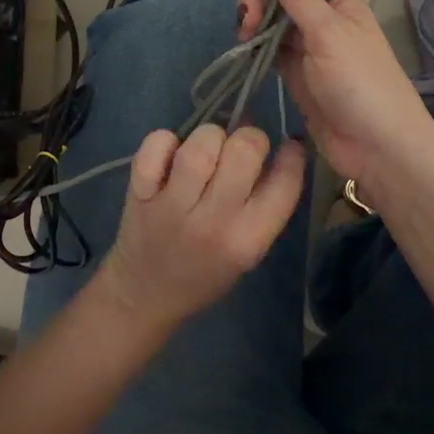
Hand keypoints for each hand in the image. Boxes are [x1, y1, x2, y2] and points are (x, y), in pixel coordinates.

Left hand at [94, 124, 305, 330]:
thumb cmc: (205, 273)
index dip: (293, 155)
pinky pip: (157, 144)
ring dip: (209, 137)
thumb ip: (265, 206)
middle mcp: (212, 222)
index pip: (285, 184)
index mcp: (247, 241)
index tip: (288, 146)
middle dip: (249, 139)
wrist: (145, 295)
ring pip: (202, 143)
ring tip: (206, 152)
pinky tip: (170, 155)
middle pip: (244, 151)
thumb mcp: (248, 253)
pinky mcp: (140, 192)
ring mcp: (172, 206)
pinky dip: (165, 140)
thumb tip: (282, 148)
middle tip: (240, 150)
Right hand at [238, 0, 433, 186]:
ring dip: (255, 23)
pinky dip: (256, 47)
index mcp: (340, 3)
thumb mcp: (329, 32)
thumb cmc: (359, 82)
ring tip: (244, 38)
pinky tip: (245, 49)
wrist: (376, 146)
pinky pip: (271, 51)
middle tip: (247, 23)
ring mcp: (309, 50)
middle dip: (260, 2)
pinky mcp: (296, 76)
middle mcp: (324, 21)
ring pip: (273, 24)